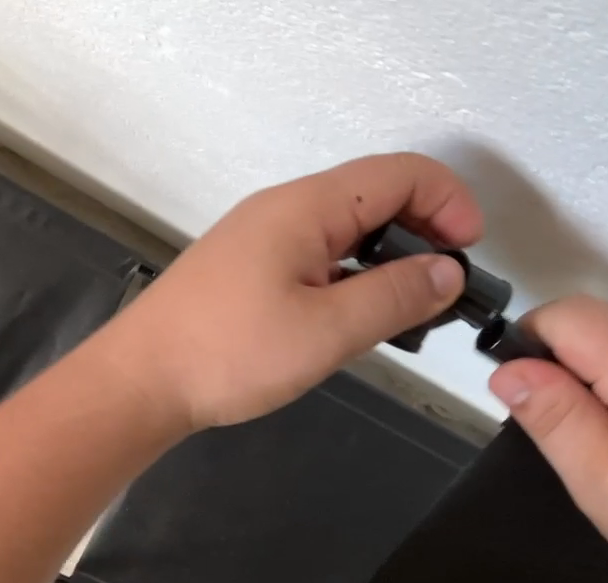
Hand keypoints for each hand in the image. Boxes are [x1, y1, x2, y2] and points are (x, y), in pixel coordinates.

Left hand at [91, 153, 479, 429]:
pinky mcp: (240, 276)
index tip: (470, 255)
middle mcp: (280, 212)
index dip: (448, 204)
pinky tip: (343, 328)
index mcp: (305, 207)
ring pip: (339, 237)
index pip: (400, 174)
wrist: (138, 383)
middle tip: (438, 297)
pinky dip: (341, 285)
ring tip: (397, 321)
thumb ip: (394, 298)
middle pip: (371, 201)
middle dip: (418, 238)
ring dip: (378, 268)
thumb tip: (448, 272)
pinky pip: (308, 264)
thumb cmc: (228, 355)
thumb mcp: (325, 331)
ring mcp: (255, 243)